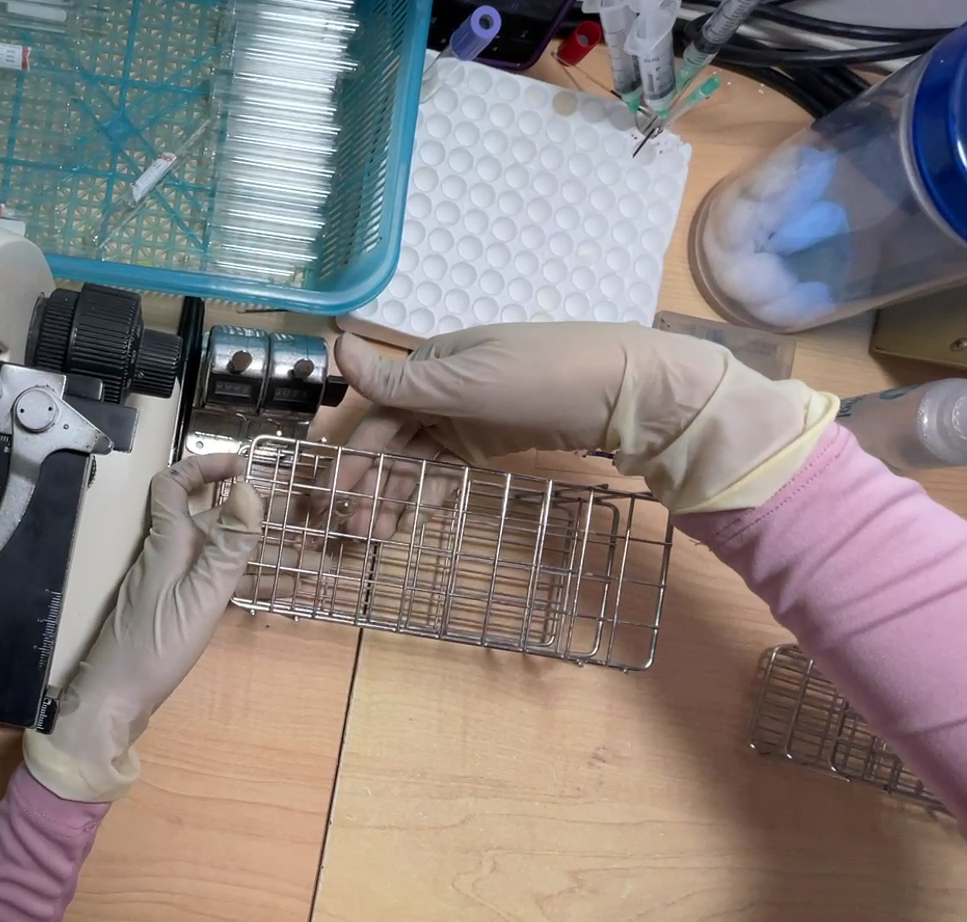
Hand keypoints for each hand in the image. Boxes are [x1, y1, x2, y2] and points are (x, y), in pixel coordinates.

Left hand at [24, 454, 261, 802]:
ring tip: (305, 555)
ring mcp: (172, 582)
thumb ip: (229, 544)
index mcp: (168, 541)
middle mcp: (168, 553)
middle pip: (208, 517)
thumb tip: (250, 487)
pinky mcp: (176, 609)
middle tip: (293, 512)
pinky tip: (281, 593)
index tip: (244, 464)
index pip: (175, 483)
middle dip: (249, 511)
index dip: (205, 465)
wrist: (116, 697)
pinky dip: (247, 582)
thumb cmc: (156, 644)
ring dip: (257, 550)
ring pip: (219, 553)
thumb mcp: (202, 593)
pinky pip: (217, 583)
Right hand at [330, 323, 837, 516]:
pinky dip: (431, 488)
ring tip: (383, 533)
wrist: (633, 389)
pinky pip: (448, 465)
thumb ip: (397, 379)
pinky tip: (423, 514)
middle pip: (394, 441)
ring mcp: (468, 414)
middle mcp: (442, 388)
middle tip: (357, 529)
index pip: (378, 415)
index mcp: (430, 366)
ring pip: (418, 458)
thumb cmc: (540, 379)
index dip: (355, 456)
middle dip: (372, 484)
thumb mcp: (462, 382)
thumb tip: (333, 344)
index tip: (336, 496)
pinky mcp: (492, 437)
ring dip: (398, 492)